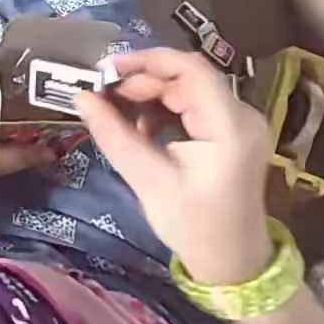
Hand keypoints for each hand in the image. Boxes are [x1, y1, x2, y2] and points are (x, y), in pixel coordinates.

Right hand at [74, 49, 273, 285]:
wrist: (232, 262)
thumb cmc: (194, 226)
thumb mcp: (149, 181)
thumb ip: (115, 136)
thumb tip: (82, 98)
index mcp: (229, 126)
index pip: (191, 69)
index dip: (146, 61)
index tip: (106, 69)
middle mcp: (241, 115)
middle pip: (187, 78)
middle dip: (142, 82)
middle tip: (103, 96)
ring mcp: (238, 123)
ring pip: (187, 90)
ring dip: (149, 97)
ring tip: (117, 115)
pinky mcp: (229, 132)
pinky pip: (192, 107)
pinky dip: (163, 111)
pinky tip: (141, 130)